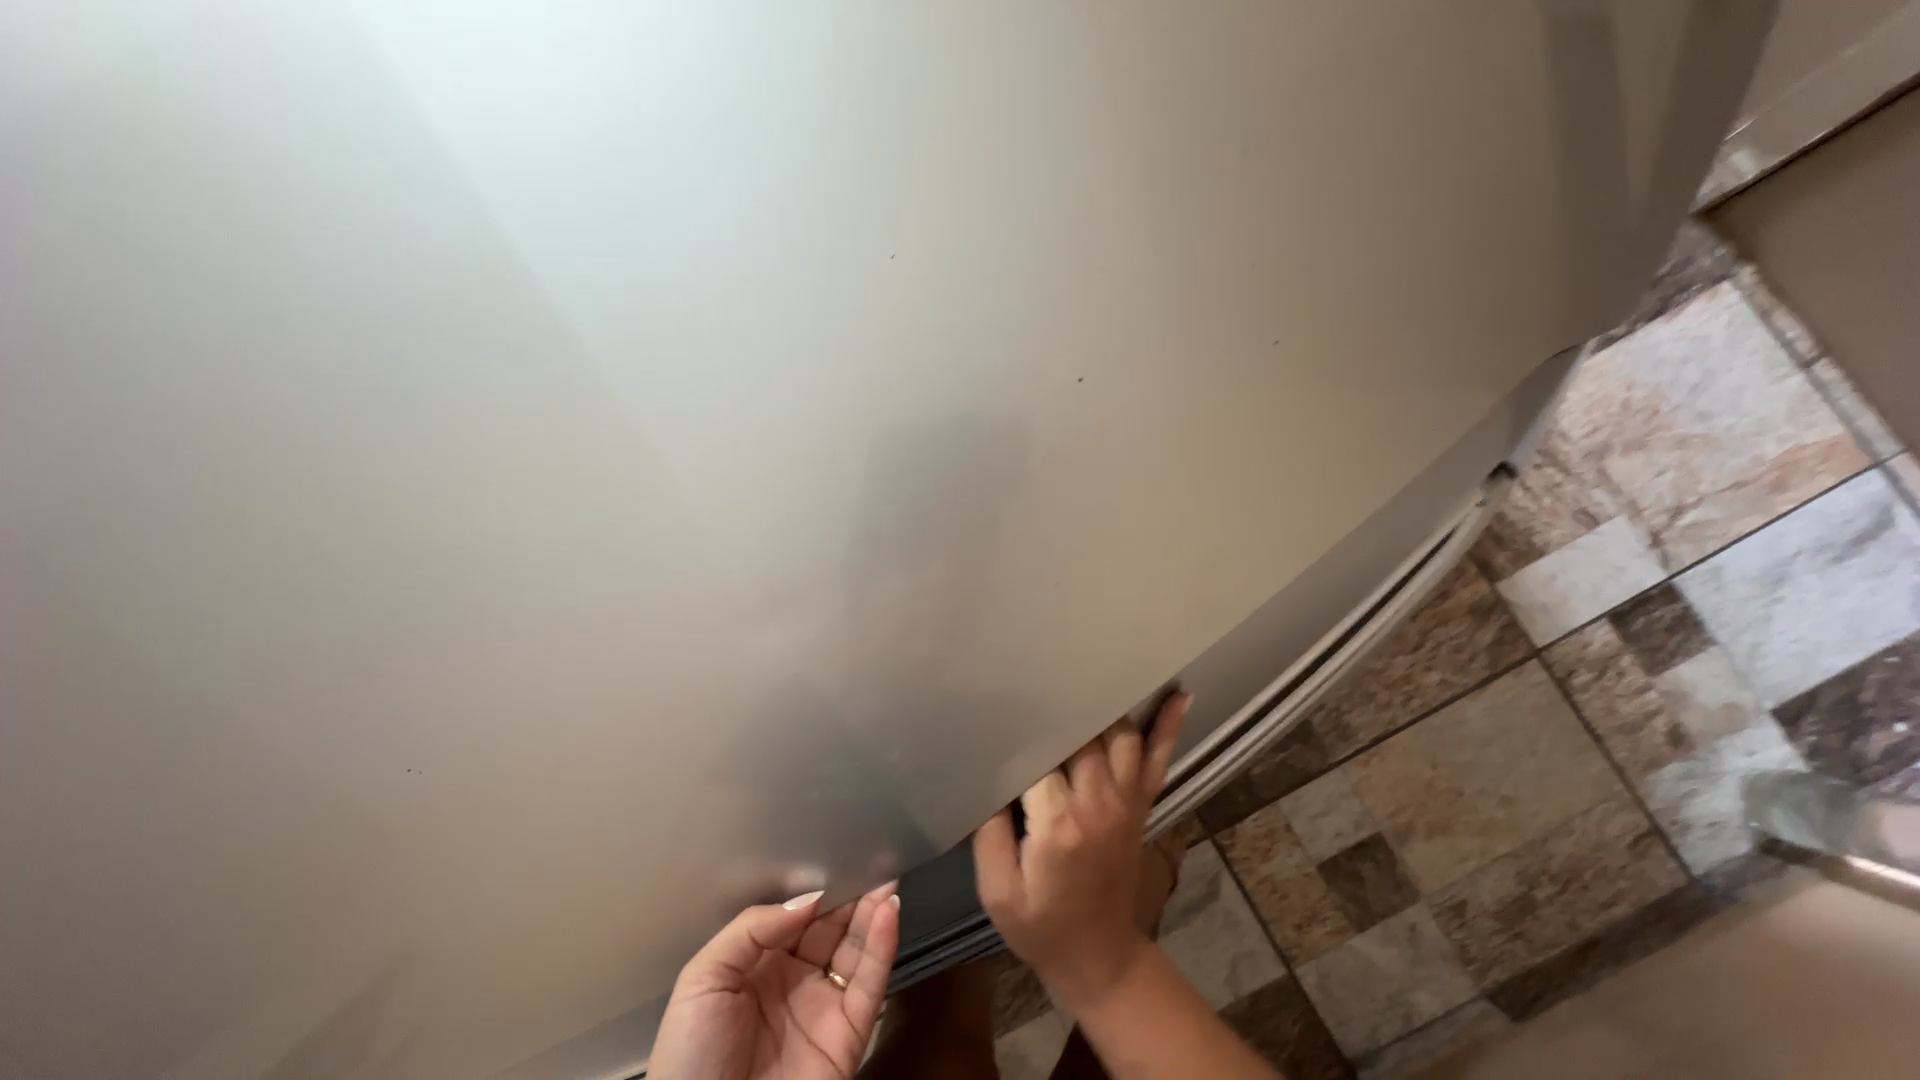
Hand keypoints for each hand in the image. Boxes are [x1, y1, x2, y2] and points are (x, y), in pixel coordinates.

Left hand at [649, 881, 900, 1079]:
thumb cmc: (691, 1054)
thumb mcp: (703, 979)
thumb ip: (752, 930)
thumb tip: (809, 899)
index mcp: (756, 965)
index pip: (794, 918)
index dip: (815, 890)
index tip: (835, 858)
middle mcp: (794, 980)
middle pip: (830, 928)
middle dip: (850, 893)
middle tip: (871, 859)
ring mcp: (824, 1005)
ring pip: (856, 949)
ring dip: (872, 912)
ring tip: (886, 877)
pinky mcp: (849, 1032)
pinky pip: (870, 983)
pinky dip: (883, 946)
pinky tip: (888, 912)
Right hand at [972, 692, 1189, 1011]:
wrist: (1098, 956)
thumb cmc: (1039, 925)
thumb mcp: (997, 888)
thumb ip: (988, 828)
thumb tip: (987, 771)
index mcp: (1058, 822)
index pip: (1038, 753)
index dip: (1020, 724)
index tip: (1001, 693)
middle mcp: (1099, 802)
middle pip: (1081, 733)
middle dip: (1060, 700)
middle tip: (1037, 663)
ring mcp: (1127, 801)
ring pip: (1119, 733)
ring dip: (1103, 702)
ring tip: (1089, 664)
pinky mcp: (1142, 806)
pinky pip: (1158, 757)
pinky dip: (1169, 724)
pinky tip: (1177, 692)